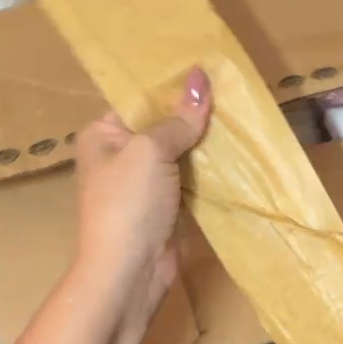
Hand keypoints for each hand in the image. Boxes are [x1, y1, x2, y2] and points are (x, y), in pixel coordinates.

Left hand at [70, 66, 212, 326]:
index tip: (206, 71)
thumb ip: (179, 119)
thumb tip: (200, 77)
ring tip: (239, 119)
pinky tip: (234, 158)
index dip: (170, 86)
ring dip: (205, 146)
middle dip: (192, 115)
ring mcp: (144, 187)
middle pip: (162, 127)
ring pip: (180, 156)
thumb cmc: (128, 205)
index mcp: (103, 134)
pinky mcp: (165, 211)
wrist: (129, 272)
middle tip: (231, 92)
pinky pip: (190, 183)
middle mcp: (120, 157)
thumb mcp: (151, 151)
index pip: (138, 100)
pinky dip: (208, 174)